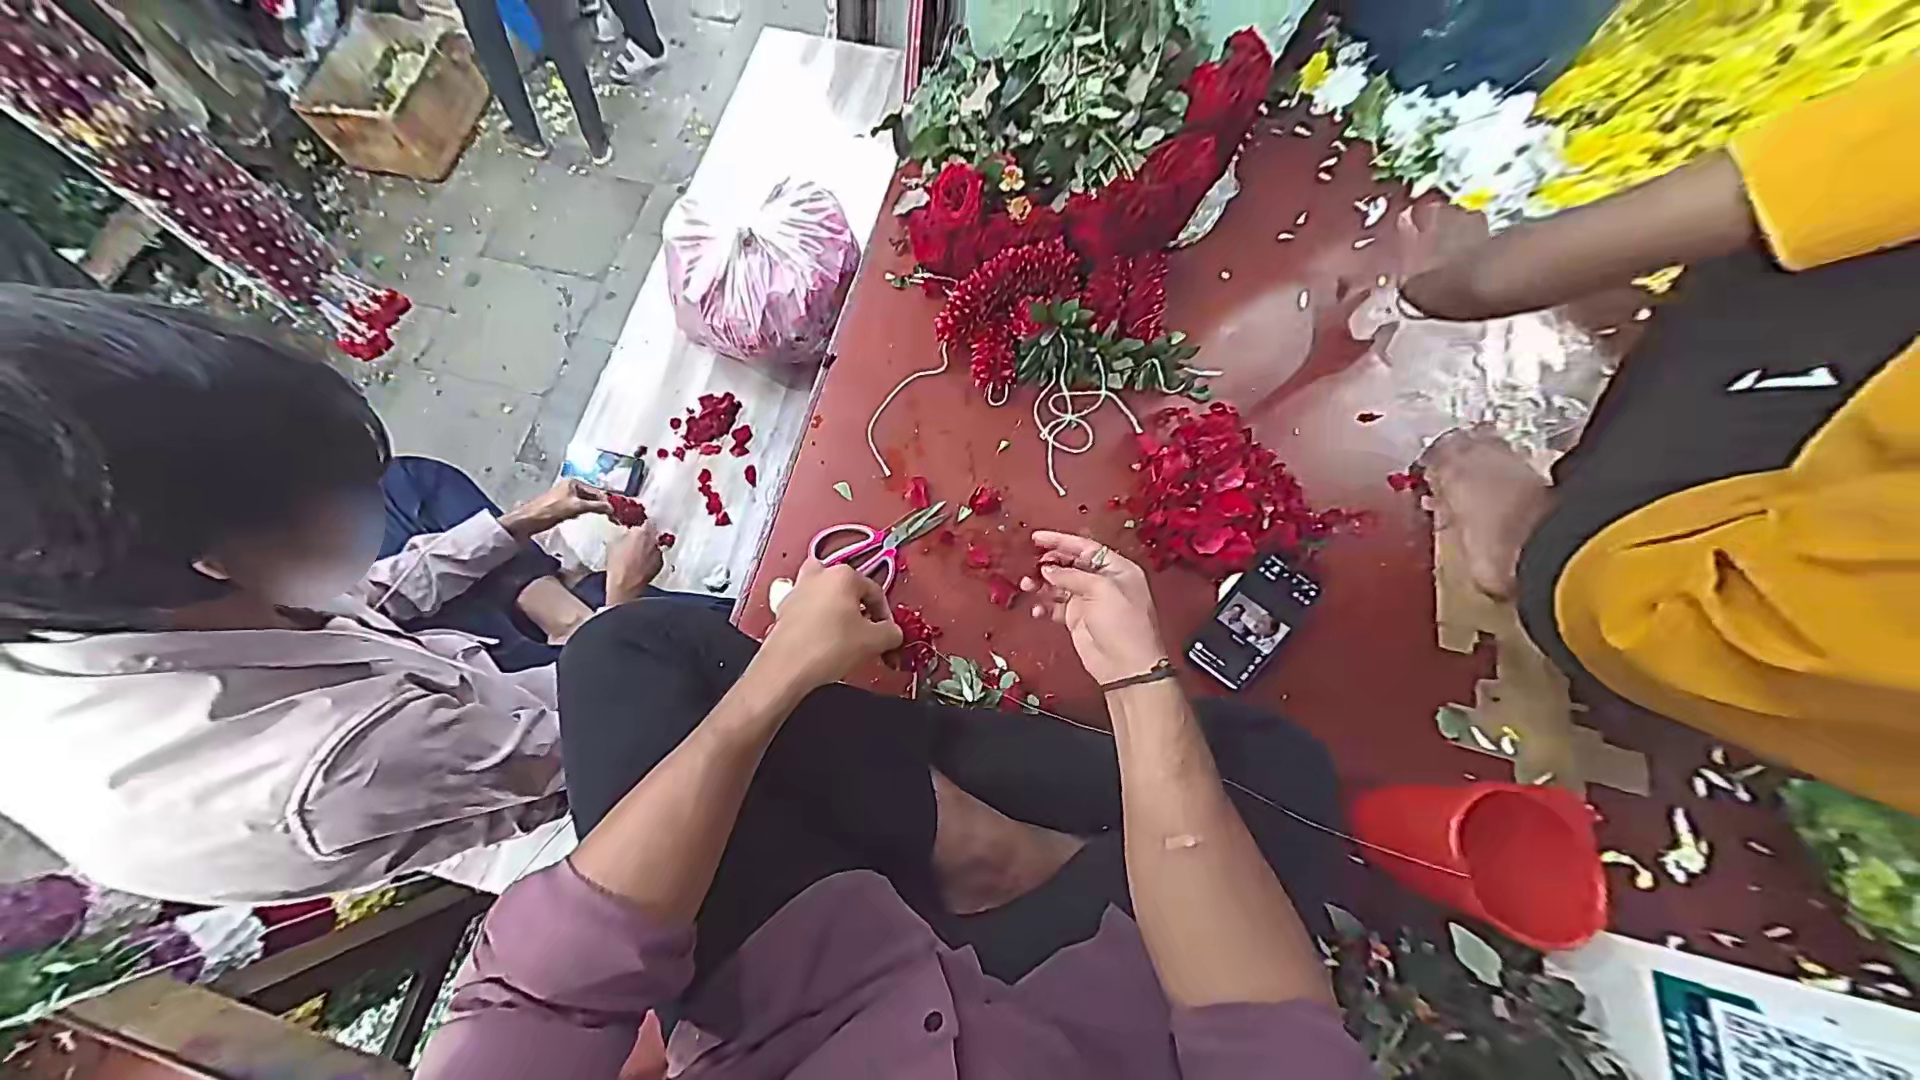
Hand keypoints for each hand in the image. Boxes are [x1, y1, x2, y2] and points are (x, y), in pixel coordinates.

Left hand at [499, 479, 612, 540]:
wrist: (527, 521)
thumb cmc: (550, 511)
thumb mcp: (577, 507)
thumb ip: (597, 507)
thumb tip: (613, 508)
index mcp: (573, 482)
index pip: (597, 491)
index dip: (607, 501)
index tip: (615, 513)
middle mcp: (569, 486)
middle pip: (592, 496)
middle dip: (601, 506)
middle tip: (611, 517)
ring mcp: (564, 496)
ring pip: (585, 503)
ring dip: (593, 510)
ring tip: (601, 519)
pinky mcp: (560, 505)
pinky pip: (578, 508)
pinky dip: (584, 513)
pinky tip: (584, 519)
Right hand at [605, 522, 664, 604]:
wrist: (626, 584)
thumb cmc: (617, 564)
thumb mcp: (612, 544)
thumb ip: (622, 533)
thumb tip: (627, 531)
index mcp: (641, 533)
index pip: (646, 521)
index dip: (642, 523)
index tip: (638, 525)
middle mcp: (653, 541)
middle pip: (653, 532)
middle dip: (647, 534)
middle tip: (638, 538)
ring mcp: (658, 552)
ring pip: (656, 544)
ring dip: (650, 545)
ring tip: (639, 552)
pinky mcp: (660, 563)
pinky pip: (657, 555)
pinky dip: (652, 556)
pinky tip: (642, 561)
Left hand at [755, 560, 902, 693]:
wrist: (786, 668)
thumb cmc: (828, 647)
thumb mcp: (874, 641)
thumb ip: (892, 632)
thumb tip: (893, 633)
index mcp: (843, 575)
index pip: (874, 591)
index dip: (885, 614)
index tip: (887, 632)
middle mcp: (818, 575)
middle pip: (846, 588)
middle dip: (858, 607)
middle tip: (865, 629)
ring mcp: (796, 591)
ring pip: (824, 596)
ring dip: (836, 611)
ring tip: (843, 636)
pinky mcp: (782, 610)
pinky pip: (807, 611)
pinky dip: (816, 622)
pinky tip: (822, 643)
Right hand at [1021, 531, 1166, 686]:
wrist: (1126, 666)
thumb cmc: (1123, 624)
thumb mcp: (1102, 590)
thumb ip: (1072, 575)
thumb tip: (1048, 568)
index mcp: (1116, 569)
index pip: (1085, 547)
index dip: (1061, 541)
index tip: (1037, 538)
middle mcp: (1102, 581)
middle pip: (1070, 564)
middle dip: (1049, 563)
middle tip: (1030, 564)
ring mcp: (1088, 600)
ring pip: (1059, 584)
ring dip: (1042, 584)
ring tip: (1027, 585)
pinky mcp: (1076, 618)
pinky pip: (1055, 605)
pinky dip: (1045, 605)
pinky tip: (1038, 609)